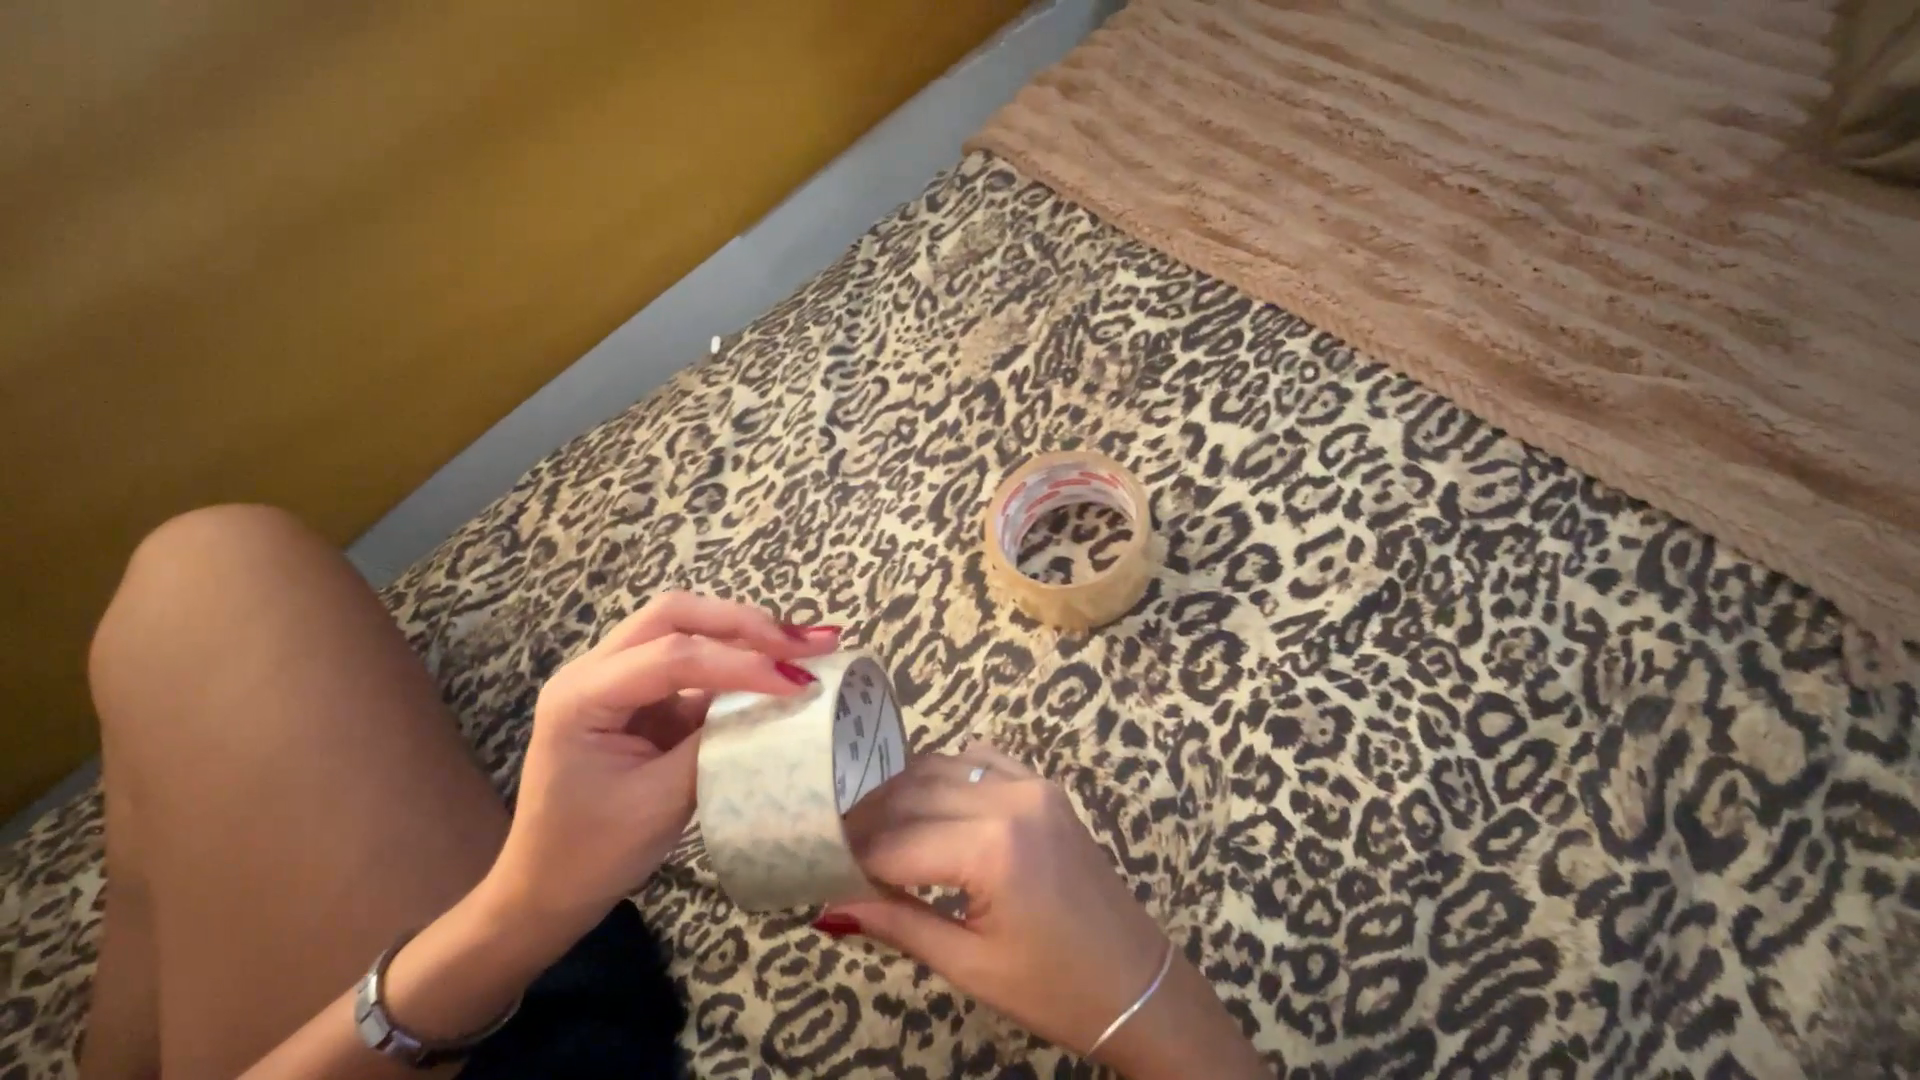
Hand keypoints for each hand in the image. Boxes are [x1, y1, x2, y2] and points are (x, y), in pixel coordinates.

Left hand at [485, 592, 839, 943]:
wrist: (545, 891)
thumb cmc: (591, 854)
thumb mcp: (660, 802)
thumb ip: (716, 744)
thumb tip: (779, 705)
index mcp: (583, 695)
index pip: (674, 656)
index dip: (741, 663)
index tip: (799, 683)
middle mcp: (595, 670)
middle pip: (676, 616)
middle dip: (745, 624)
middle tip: (807, 643)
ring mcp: (618, 679)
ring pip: (686, 628)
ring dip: (746, 634)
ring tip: (805, 644)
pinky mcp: (642, 697)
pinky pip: (693, 662)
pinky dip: (737, 662)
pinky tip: (776, 669)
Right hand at [825, 746, 1267, 1078]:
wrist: (1136, 982)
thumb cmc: (1054, 988)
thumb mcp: (969, 965)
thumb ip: (897, 923)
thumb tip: (829, 907)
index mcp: (993, 848)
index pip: (894, 842)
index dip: (851, 857)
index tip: (819, 869)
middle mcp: (1010, 798)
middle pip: (911, 791)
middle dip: (868, 820)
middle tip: (839, 849)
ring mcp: (1032, 784)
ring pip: (941, 764)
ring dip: (902, 793)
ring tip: (877, 831)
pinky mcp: (1045, 785)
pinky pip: (980, 758)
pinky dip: (945, 774)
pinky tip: (929, 806)